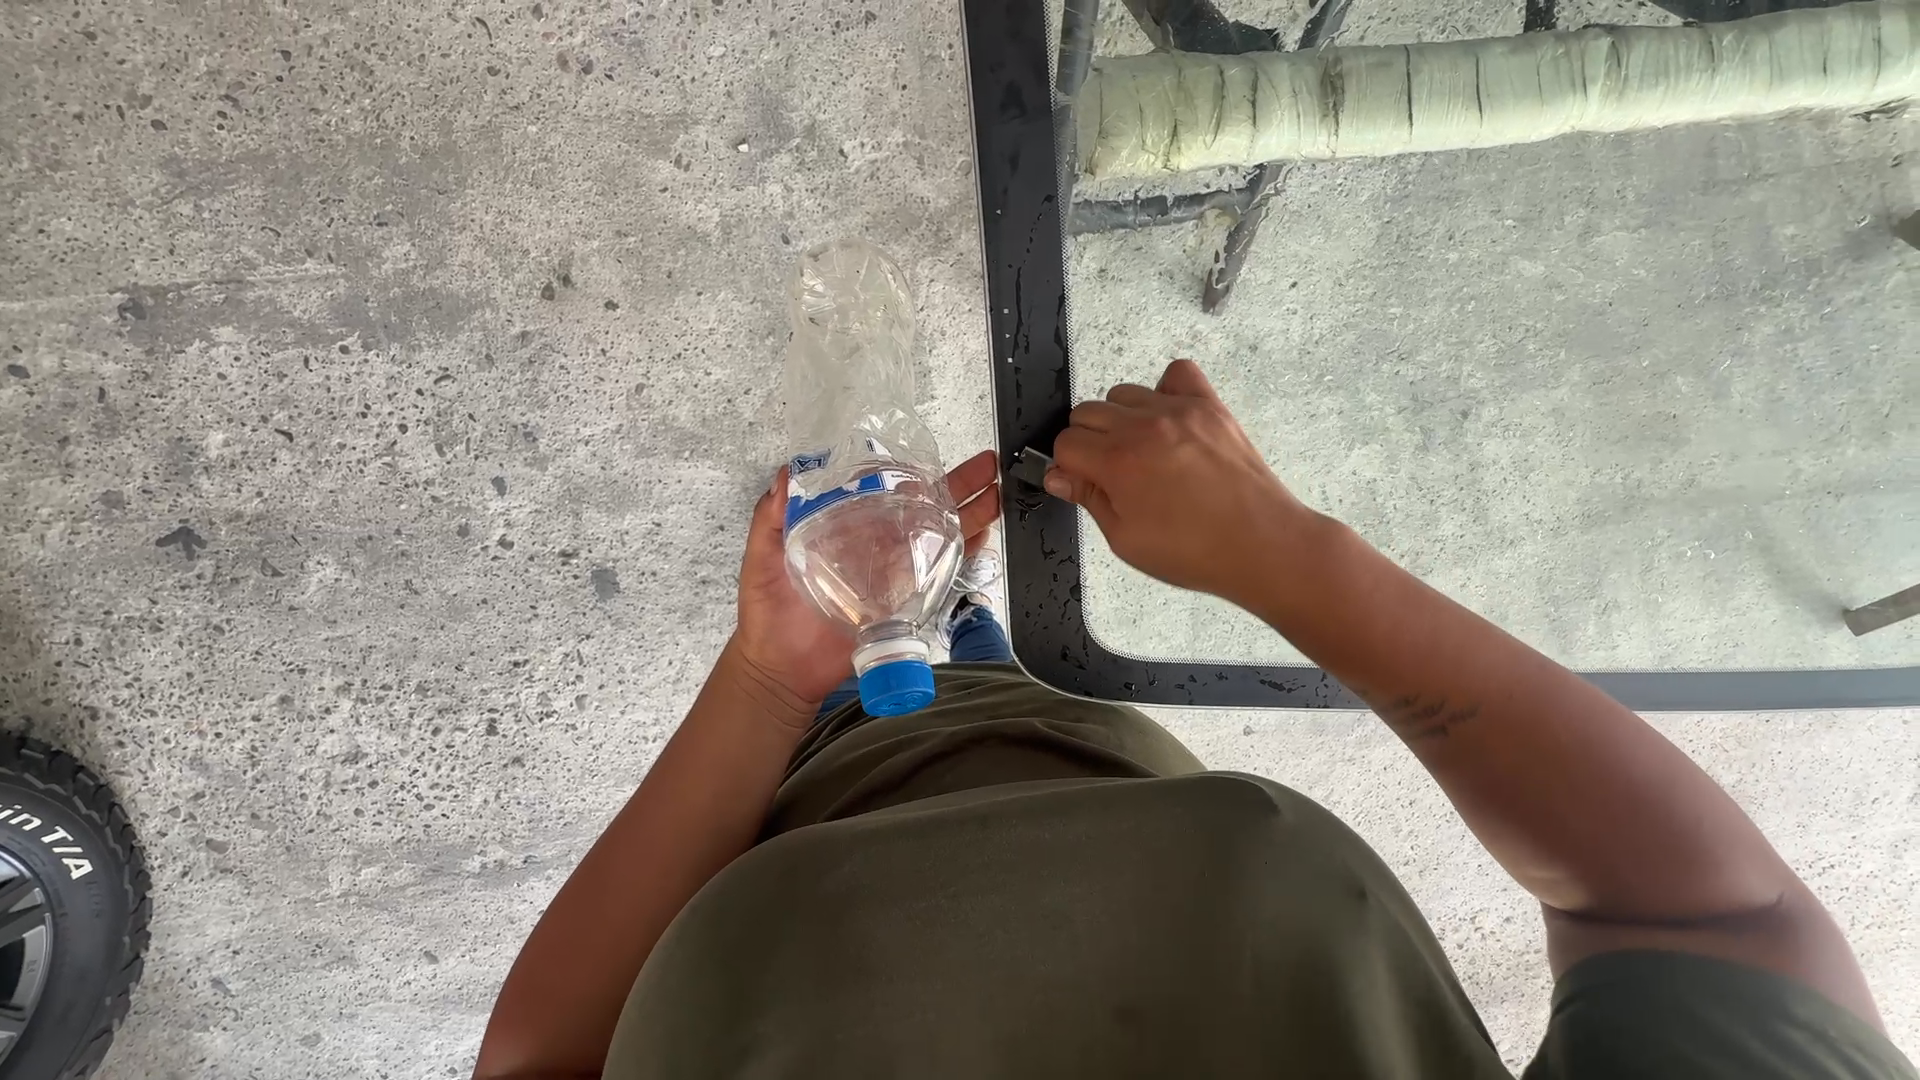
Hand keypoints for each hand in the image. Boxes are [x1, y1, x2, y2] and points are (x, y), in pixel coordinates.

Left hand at [731, 449, 1002, 708]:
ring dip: (970, 515)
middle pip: (924, 509)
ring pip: (940, 537)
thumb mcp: (761, 557)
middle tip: (987, 467)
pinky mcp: (906, 603)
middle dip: (957, 486)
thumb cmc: (768, 613)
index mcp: (847, 528)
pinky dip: (965, 556)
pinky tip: (983, 538)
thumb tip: (784, 474)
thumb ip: (770, 518)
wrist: (782, 669)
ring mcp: (895, 573)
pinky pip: (941, 577)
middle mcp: (878, 545)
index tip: (928, 454)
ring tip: (997, 495)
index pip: (883, 491)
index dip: (909, 472)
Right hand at [1043, 359, 1317, 603]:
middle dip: (1088, 442)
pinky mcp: (1209, 406)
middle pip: (1087, 412)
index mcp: (1118, 462)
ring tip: (1141, 452)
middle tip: (1109, 472)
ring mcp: (1178, 411)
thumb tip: (1058, 477)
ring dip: (1121, 418)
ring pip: (1123, 393)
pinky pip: (1176, 372)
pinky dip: (1165, 390)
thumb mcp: (1125, 538)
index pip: (1065, 442)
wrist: (1260, 543)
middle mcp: (1144, 427)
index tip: (1080, 481)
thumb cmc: (1196, 550)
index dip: (1067, 466)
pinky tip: (1168, 422)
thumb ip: (1088, 499)